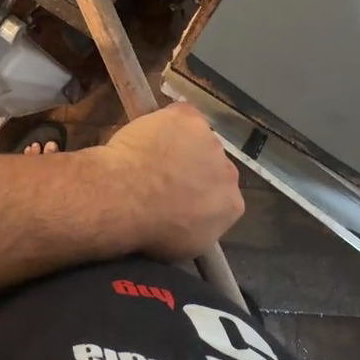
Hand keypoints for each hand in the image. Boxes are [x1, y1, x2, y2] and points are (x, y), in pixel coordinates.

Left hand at [90, 102, 244, 261]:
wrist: (126, 196)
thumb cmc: (151, 230)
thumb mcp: (185, 245)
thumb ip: (201, 225)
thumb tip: (194, 216)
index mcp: (232, 205)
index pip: (222, 196)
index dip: (200, 193)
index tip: (180, 195)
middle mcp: (228, 170)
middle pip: (212, 164)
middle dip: (193, 167)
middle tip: (164, 174)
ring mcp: (208, 139)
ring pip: (195, 138)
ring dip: (179, 143)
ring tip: (150, 153)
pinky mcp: (188, 116)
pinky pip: (180, 115)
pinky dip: (166, 120)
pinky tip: (149, 132)